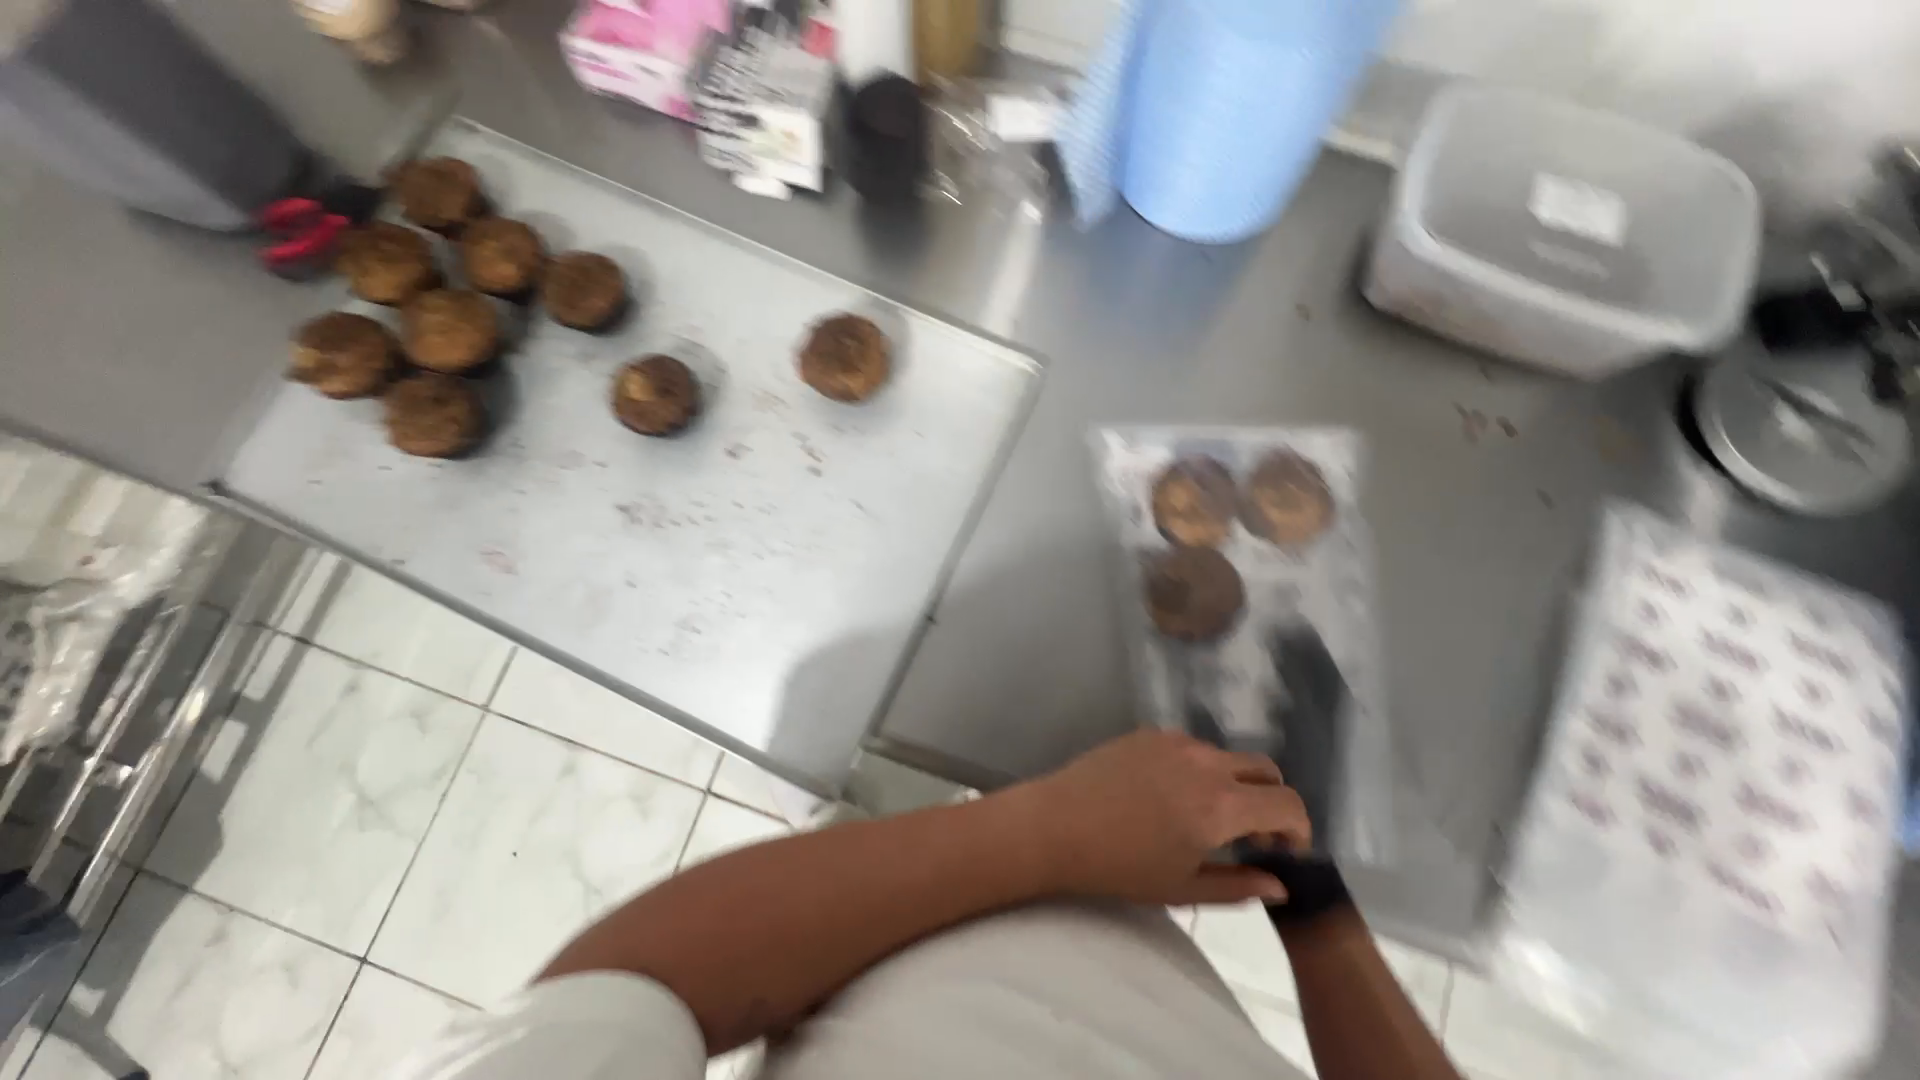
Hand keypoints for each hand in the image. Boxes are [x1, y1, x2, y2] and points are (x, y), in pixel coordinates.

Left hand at [1014, 729, 1311, 905]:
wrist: (1054, 826)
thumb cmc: (1119, 867)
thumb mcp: (1183, 888)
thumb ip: (1240, 886)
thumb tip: (1279, 884)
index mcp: (1221, 805)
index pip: (1288, 803)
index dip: (1298, 828)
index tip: (1284, 850)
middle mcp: (1206, 763)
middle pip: (1265, 770)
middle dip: (1271, 800)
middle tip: (1250, 835)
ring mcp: (1175, 741)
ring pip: (1226, 756)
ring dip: (1234, 783)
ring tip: (1206, 816)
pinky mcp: (1148, 732)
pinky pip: (1191, 747)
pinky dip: (1199, 768)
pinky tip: (1170, 795)